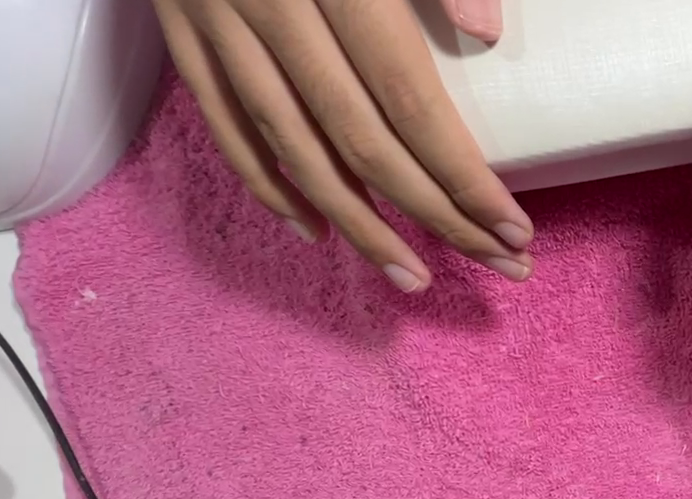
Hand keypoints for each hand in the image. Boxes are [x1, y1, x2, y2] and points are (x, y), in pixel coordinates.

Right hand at [153, 0, 533, 289]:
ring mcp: (213, 17)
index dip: (467, 179)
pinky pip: (222, 122)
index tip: (517, 231)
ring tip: (414, 278)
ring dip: (362, 228)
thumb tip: (488, 34)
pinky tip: (317, 230)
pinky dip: (268, 184)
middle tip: (501, 267)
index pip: (414, 106)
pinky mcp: (175, 22)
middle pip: (367, 147)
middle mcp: (268, 6)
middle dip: (441, 219)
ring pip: (296, 152)